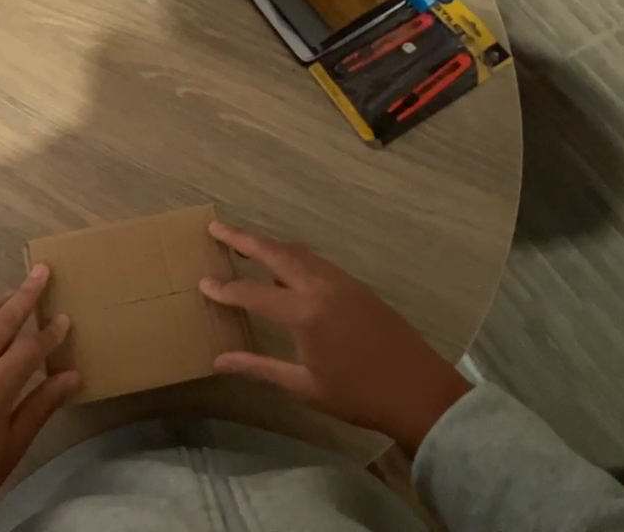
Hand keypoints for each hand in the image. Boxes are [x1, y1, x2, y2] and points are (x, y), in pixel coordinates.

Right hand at [200, 221, 471, 453]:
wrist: (420, 392)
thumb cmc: (358, 395)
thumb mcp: (303, 387)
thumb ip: (258, 367)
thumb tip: (218, 361)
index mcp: (303, 313)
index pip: (251, 292)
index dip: (224, 289)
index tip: (203, 282)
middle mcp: (319, 286)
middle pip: (273, 252)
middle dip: (242, 238)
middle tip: (216, 227)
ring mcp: (340, 281)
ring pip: (296, 251)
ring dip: (268, 244)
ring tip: (244, 241)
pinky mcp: (355, 284)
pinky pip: (314, 259)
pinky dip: (292, 254)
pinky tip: (285, 265)